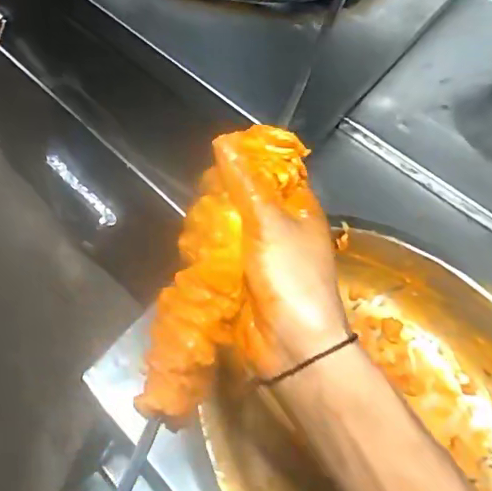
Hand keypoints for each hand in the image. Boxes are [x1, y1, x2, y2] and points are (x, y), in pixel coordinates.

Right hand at [214, 133, 349, 378]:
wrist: (294, 348)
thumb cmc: (291, 278)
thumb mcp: (268, 223)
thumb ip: (244, 183)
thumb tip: (223, 142)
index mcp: (300, 210)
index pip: (274, 172)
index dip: (250, 160)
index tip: (220, 154)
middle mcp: (282, 229)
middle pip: (248, 199)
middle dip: (223, 195)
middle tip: (200, 190)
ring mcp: (262, 256)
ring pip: (231, 226)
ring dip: (213, 224)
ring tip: (193, 218)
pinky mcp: (243, 280)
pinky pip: (221, 255)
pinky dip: (208, 250)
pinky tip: (191, 245)